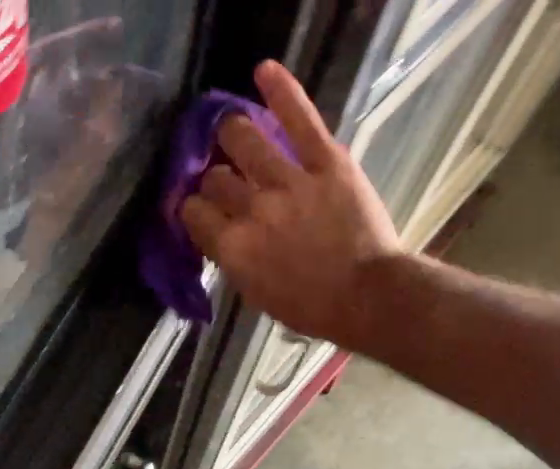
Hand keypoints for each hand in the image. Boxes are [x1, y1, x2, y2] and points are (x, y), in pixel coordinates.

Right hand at [181, 61, 406, 347]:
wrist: (366, 295)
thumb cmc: (308, 305)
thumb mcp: (253, 292)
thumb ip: (231, 257)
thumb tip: (218, 231)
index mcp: (231, 247)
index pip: (193, 212)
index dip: (193, 208)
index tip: (200, 209)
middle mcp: (251, 210)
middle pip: (215, 178)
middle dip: (213, 177)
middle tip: (222, 176)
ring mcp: (288, 181)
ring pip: (243, 140)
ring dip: (232, 133)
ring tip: (232, 130)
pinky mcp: (326, 162)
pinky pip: (298, 119)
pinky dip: (281, 90)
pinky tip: (263, 71)